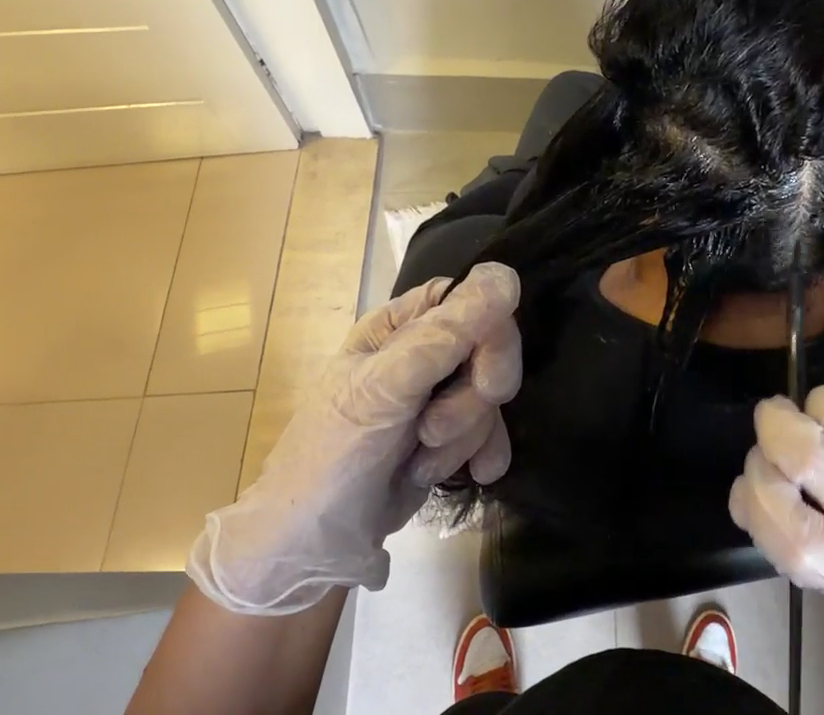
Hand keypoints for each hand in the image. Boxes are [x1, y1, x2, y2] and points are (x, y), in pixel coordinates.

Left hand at [187, 263, 521, 614]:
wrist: (316, 546)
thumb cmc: (333, 456)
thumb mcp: (385, 389)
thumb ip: (445, 334)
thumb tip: (506, 278)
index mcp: (399, 326)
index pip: (468, 299)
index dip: (487, 330)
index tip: (481, 371)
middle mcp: (424, 352)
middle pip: (491, 346)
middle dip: (473, 396)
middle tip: (435, 428)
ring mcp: (440, 395)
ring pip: (492, 394)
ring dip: (465, 436)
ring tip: (422, 463)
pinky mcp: (453, 436)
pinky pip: (495, 429)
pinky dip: (483, 454)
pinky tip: (467, 475)